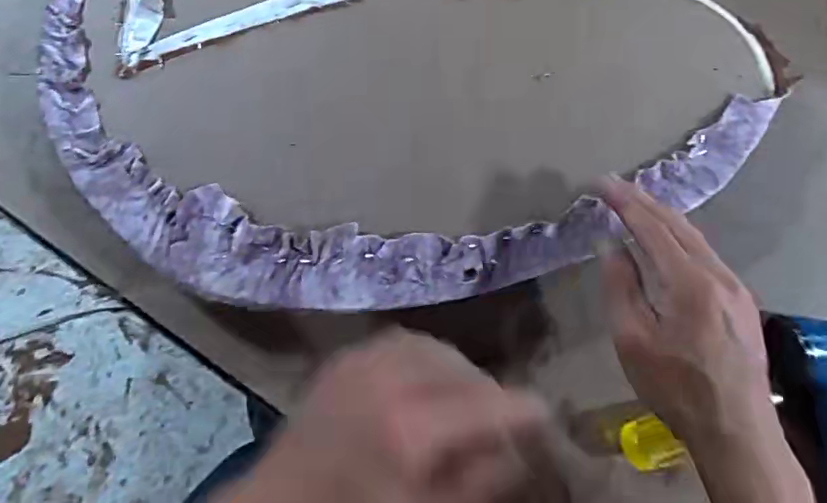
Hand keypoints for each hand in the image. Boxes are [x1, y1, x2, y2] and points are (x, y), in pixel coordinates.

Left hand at [223, 329, 548, 502]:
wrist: (280, 502)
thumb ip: (482, 479)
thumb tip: (526, 445)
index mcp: (413, 428)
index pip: (490, 404)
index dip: (526, 410)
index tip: (546, 416)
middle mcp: (393, 376)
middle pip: (467, 370)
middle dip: (490, 394)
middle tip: (499, 421)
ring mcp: (368, 357)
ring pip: (440, 349)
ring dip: (461, 373)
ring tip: (465, 403)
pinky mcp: (352, 351)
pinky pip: (408, 341)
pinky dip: (429, 358)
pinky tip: (428, 383)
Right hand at [598, 176, 812, 502]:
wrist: (739, 433)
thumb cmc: (677, 389)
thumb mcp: (633, 341)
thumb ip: (620, 286)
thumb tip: (611, 244)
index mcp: (690, 281)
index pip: (652, 227)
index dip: (625, 202)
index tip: (601, 184)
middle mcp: (718, 273)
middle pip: (676, 224)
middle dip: (643, 200)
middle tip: (615, 184)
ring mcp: (735, 285)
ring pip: (695, 236)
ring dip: (663, 215)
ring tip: (637, 202)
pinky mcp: (742, 300)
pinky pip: (706, 253)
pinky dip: (681, 235)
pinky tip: (668, 238)